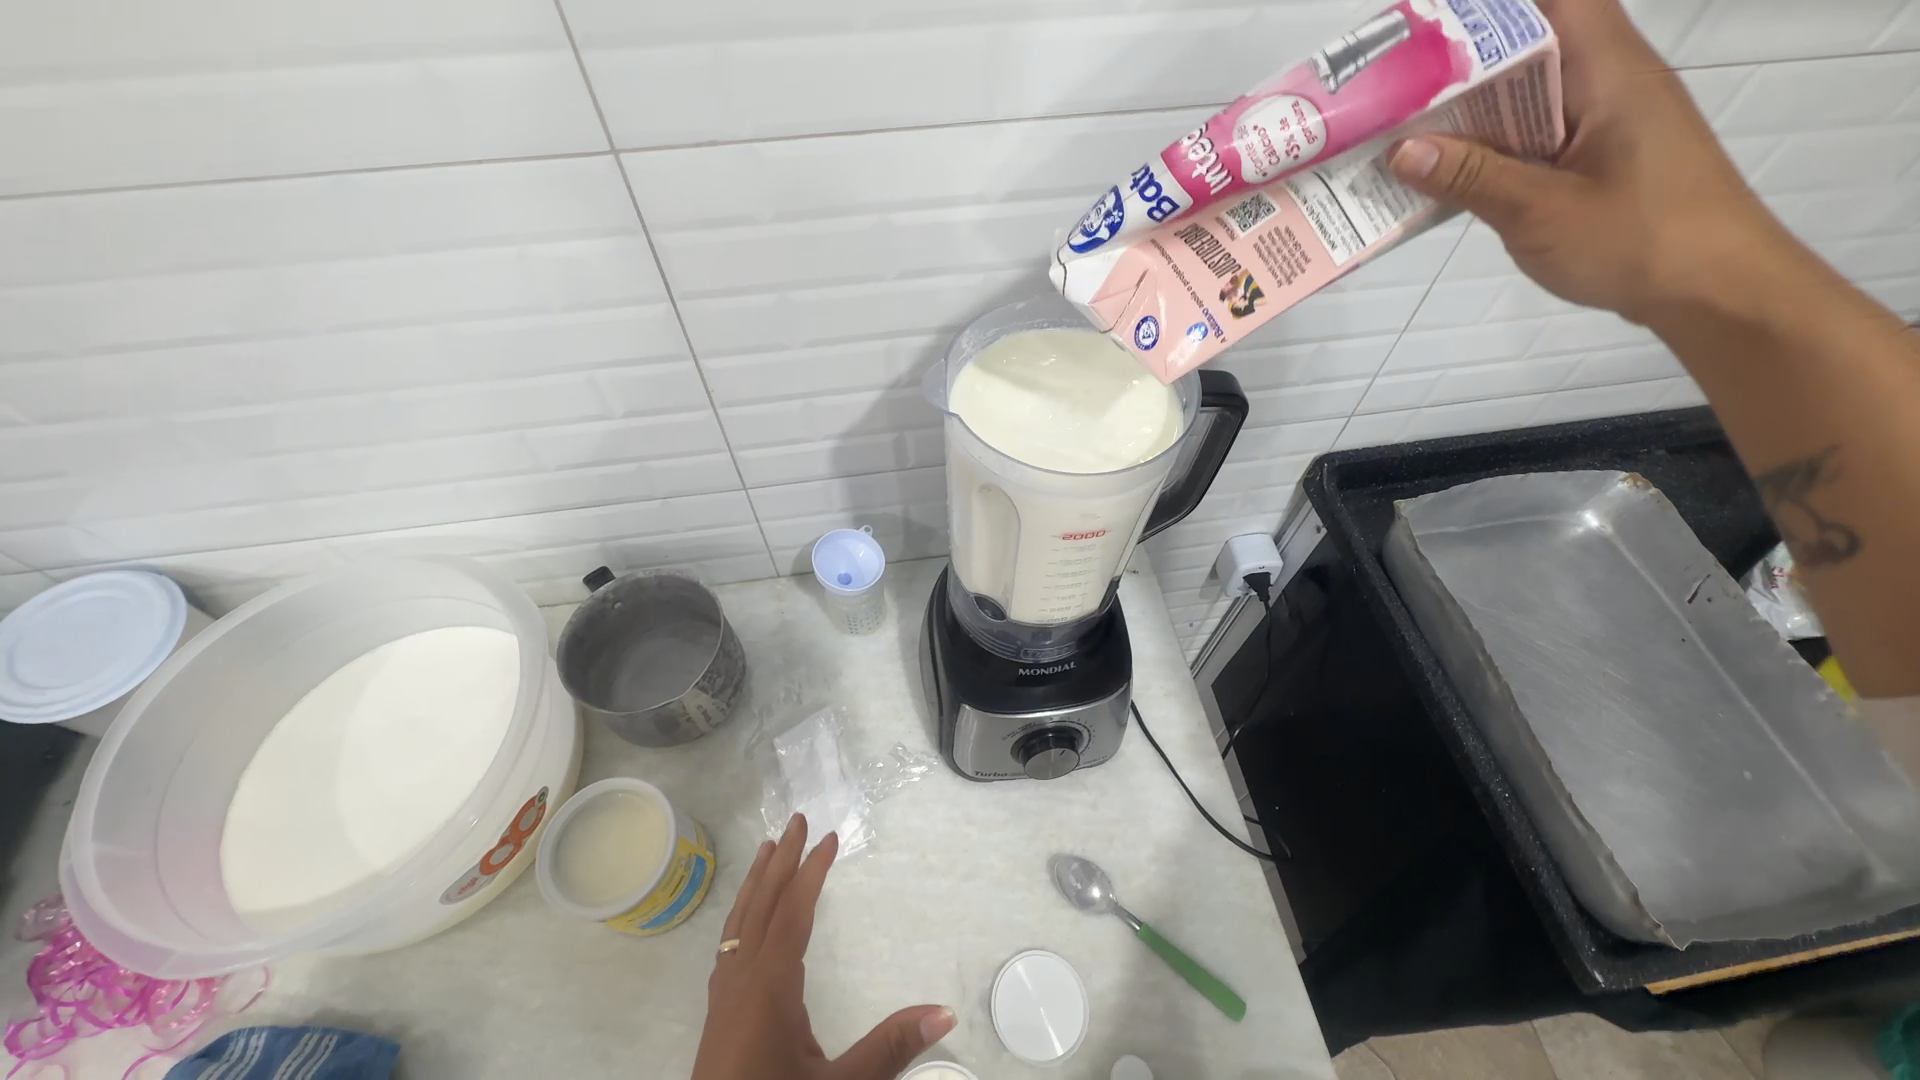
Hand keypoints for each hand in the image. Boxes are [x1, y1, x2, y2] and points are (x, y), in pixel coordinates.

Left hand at [690, 815, 956, 1079]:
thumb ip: (888, 1048)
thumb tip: (944, 1013)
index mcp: (768, 988)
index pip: (792, 913)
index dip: (811, 872)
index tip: (829, 838)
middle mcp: (740, 983)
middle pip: (760, 906)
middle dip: (780, 861)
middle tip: (795, 820)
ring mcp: (723, 999)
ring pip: (738, 924)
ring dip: (756, 883)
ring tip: (767, 850)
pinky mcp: (718, 1016)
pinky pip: (729, 946)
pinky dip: (742, 916)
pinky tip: (747, 923)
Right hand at [1387, 0, 1798, 326]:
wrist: (1715, 288)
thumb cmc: (1640, 239)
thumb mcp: (1541, 212)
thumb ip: (1471, 177)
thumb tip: (1400, 150)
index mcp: (1609, 72)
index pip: (1554, 1)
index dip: (1489, 8)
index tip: (1425, 29)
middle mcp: (1609, 83)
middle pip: (1531, 44)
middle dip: (1461, 60)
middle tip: (1392, 84)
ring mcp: (1603, 123)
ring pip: (1527, 95)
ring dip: (1469, 110)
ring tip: (1401, 129)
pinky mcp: (1594, 160)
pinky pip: (1532, 136)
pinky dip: (1487, 146)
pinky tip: (1443, 173)